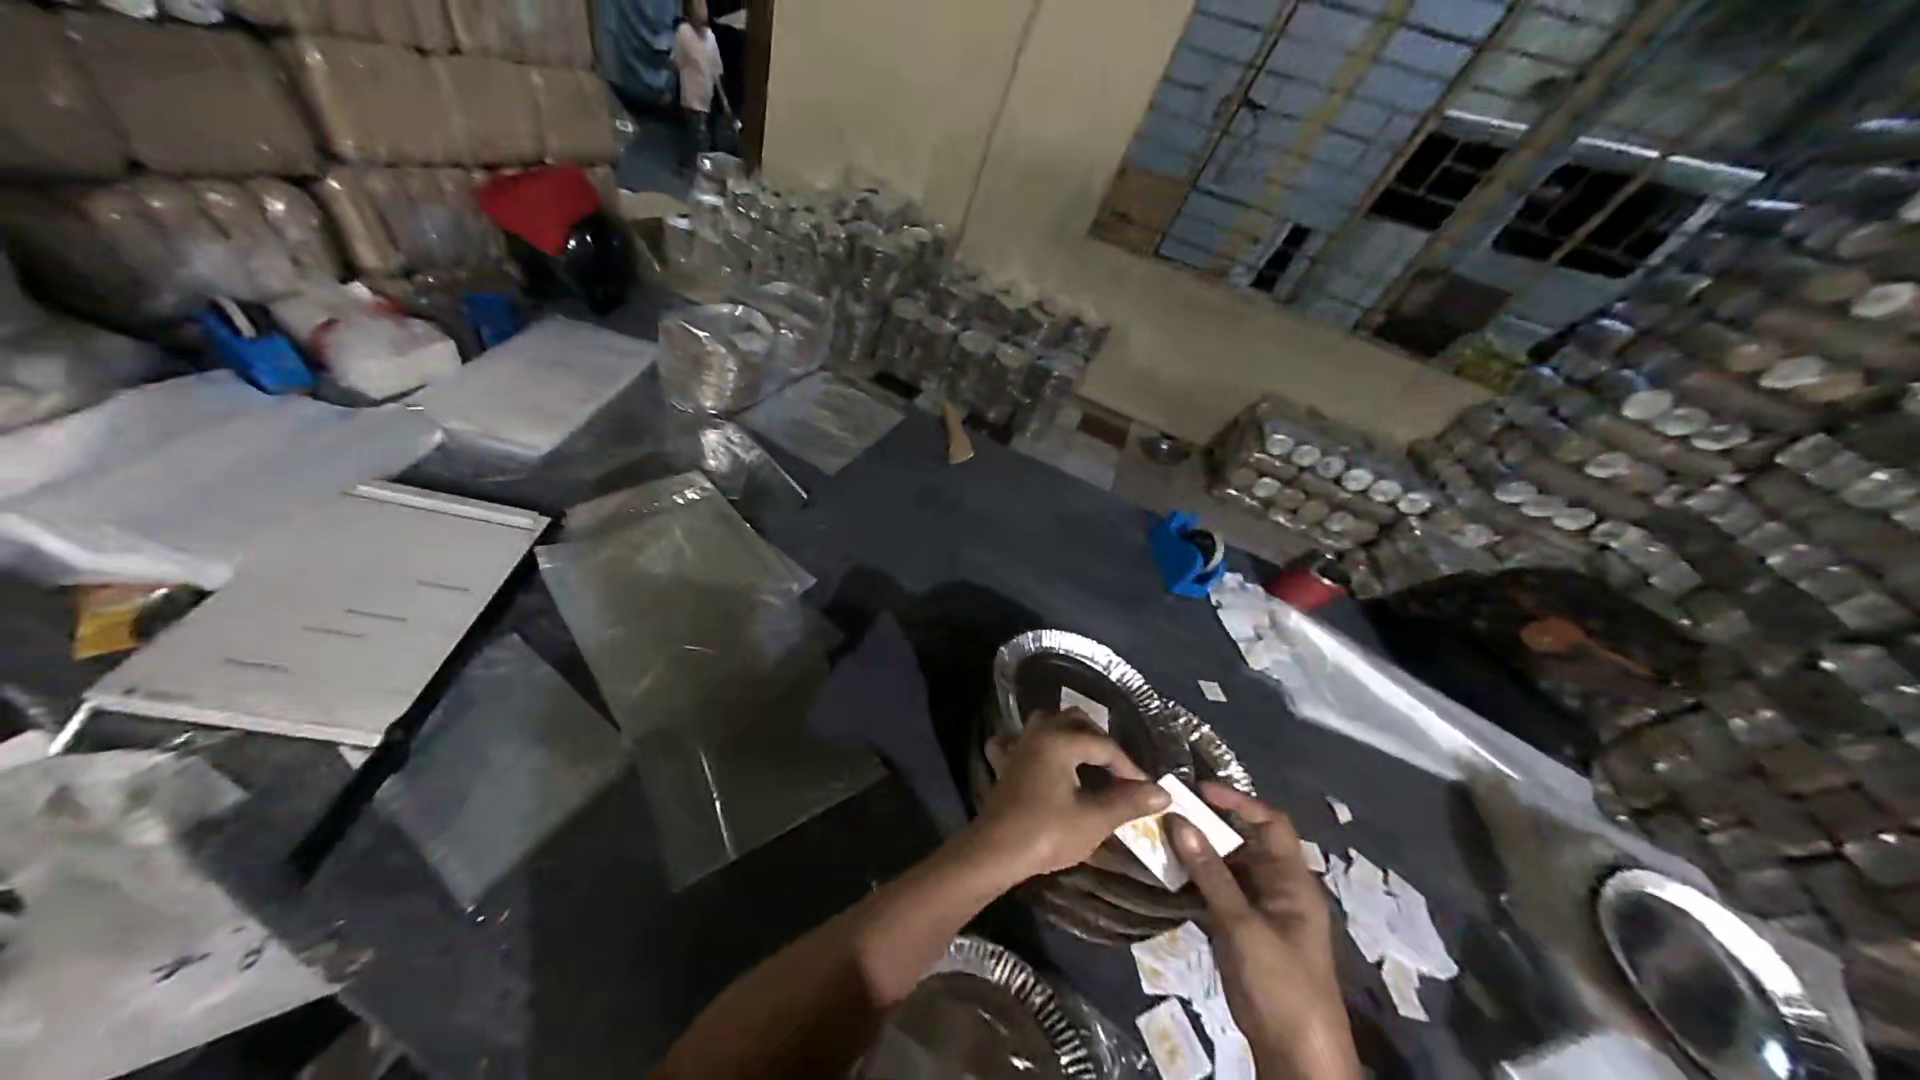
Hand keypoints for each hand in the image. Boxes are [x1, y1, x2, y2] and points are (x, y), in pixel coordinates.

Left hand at [971, 710, 1170, 880]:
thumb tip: (1162, 792)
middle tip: (1118, 768)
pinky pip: (1018, 742)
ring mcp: (1018, 747)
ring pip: (1046, 723)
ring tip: (1087, 756)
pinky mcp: (1005, 765)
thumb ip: (1128, 802)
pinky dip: (1033, 744)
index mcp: (1059, 741)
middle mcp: (1037, 735)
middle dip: (1100, 739)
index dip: (1129, 766)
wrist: (995, 853)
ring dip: (1069, 734)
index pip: (1104, 745)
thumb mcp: (1094, 820)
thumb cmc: (1046, 833)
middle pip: (1074, 721)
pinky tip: (1040, 758)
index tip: (1146, 790)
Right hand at [1171, 783, 1360, 1079]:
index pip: (1271, 823)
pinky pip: (1216, 891)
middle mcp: (1276, 887)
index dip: (1238, 801)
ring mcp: (1258, 909)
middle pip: (1243, 842)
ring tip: (1158, 836)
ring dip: (1196, 852)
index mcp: (1292, 880)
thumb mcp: (1244, 925)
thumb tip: (1180, 822)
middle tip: (1167, 811)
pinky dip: (1193, 879)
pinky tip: (1165, 871)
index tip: (1198, 790)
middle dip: (1207, 825)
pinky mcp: (1241, 929)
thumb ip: (1211, 874)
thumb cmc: (1281, 983)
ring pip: (1225, 867)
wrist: (1295, 1051)